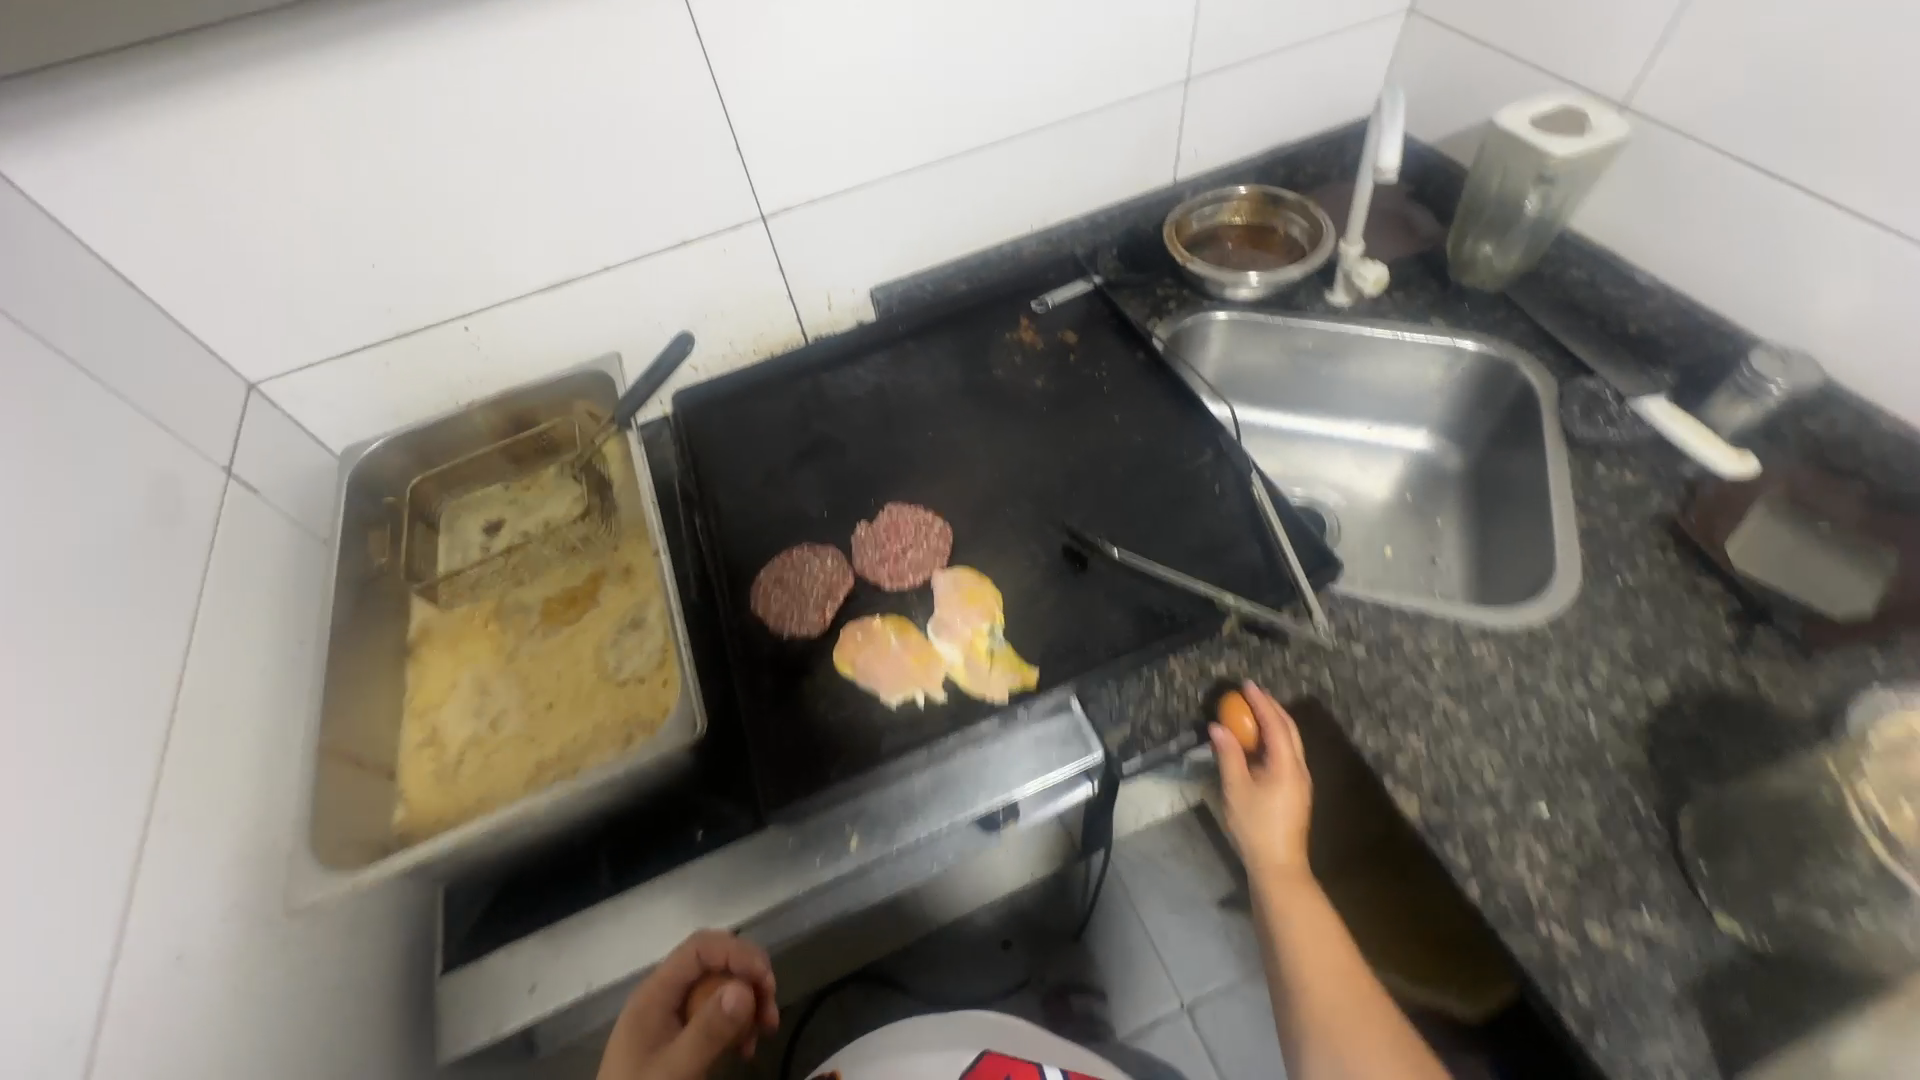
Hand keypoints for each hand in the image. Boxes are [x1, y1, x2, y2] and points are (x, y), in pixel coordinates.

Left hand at [596, 929, 779, 1079]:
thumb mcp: (674, 1072)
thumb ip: (707, 1031)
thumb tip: (745, 987)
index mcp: (654, 994)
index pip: (700, 948)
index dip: (737, 953)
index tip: (765, 981)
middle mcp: (664, 996)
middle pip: (714, 964)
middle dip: (748, 978)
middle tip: (769, 1011)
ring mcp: (673, 1017)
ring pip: (720, 987)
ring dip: (748, 1002)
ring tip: (764, 1032)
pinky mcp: (682, 1037)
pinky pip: (717, 1014)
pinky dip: (738, 1024)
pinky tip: (746, 1049)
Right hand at [1210, 680, 1312, 884]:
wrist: (1279, 865)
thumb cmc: (1256, 826)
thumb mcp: (1236, 789)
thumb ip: (1228, 755)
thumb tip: (1218, 727)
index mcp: (1287, 766)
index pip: (1275, 725)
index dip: (1261, 703)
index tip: (1247, 685)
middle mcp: (1299, 769)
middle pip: (1289, 730)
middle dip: (1271, 708)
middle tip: (1252, 693)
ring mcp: (1301, 781)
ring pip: (1291, 742)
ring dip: (1274, 723)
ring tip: (1255, 711)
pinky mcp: (1296, 791)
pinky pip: (1287, 754)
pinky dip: (1274, 739)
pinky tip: (1259, 742)